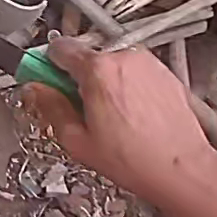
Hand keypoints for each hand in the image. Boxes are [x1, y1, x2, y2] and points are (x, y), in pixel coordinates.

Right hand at [21, 39, 216, 213]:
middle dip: (78, 80)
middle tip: (80, 110)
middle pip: (86, 58)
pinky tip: (130, 116)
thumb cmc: (136, 159)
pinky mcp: (163, 72)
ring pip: (111, 65)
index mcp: (98, 70)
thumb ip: (51, 108)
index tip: (44, 78)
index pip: (59, 48)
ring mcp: (146, 63)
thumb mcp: (77, 140)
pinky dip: (127, 87)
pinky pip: (134, 72)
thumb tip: (36, 91)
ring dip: (105, 83)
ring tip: (111, 118)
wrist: (180, 167)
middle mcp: (124, 58)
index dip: (47, 66)